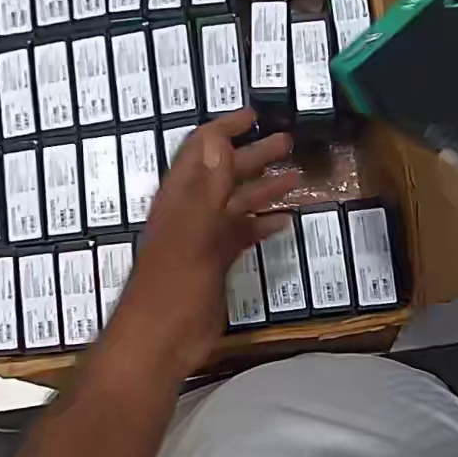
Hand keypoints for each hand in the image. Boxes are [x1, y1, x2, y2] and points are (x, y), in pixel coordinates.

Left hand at [98, 109, 299, 378]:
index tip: (255, 115)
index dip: (225, 128)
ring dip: (264, 188)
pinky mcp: (216, 262)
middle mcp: (192, 210)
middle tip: (287, 141)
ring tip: (296, 176)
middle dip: (254, 154)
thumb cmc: (172, 285)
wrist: (161, 341)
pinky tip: (284, 221)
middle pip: (224, 172)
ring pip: (236, 203)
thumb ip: (206, 187)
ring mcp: (204, 237)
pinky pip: (241, 235)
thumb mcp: (191, 233)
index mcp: (181, 197)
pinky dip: (261, 225)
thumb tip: (217, 140)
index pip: (201, 149)